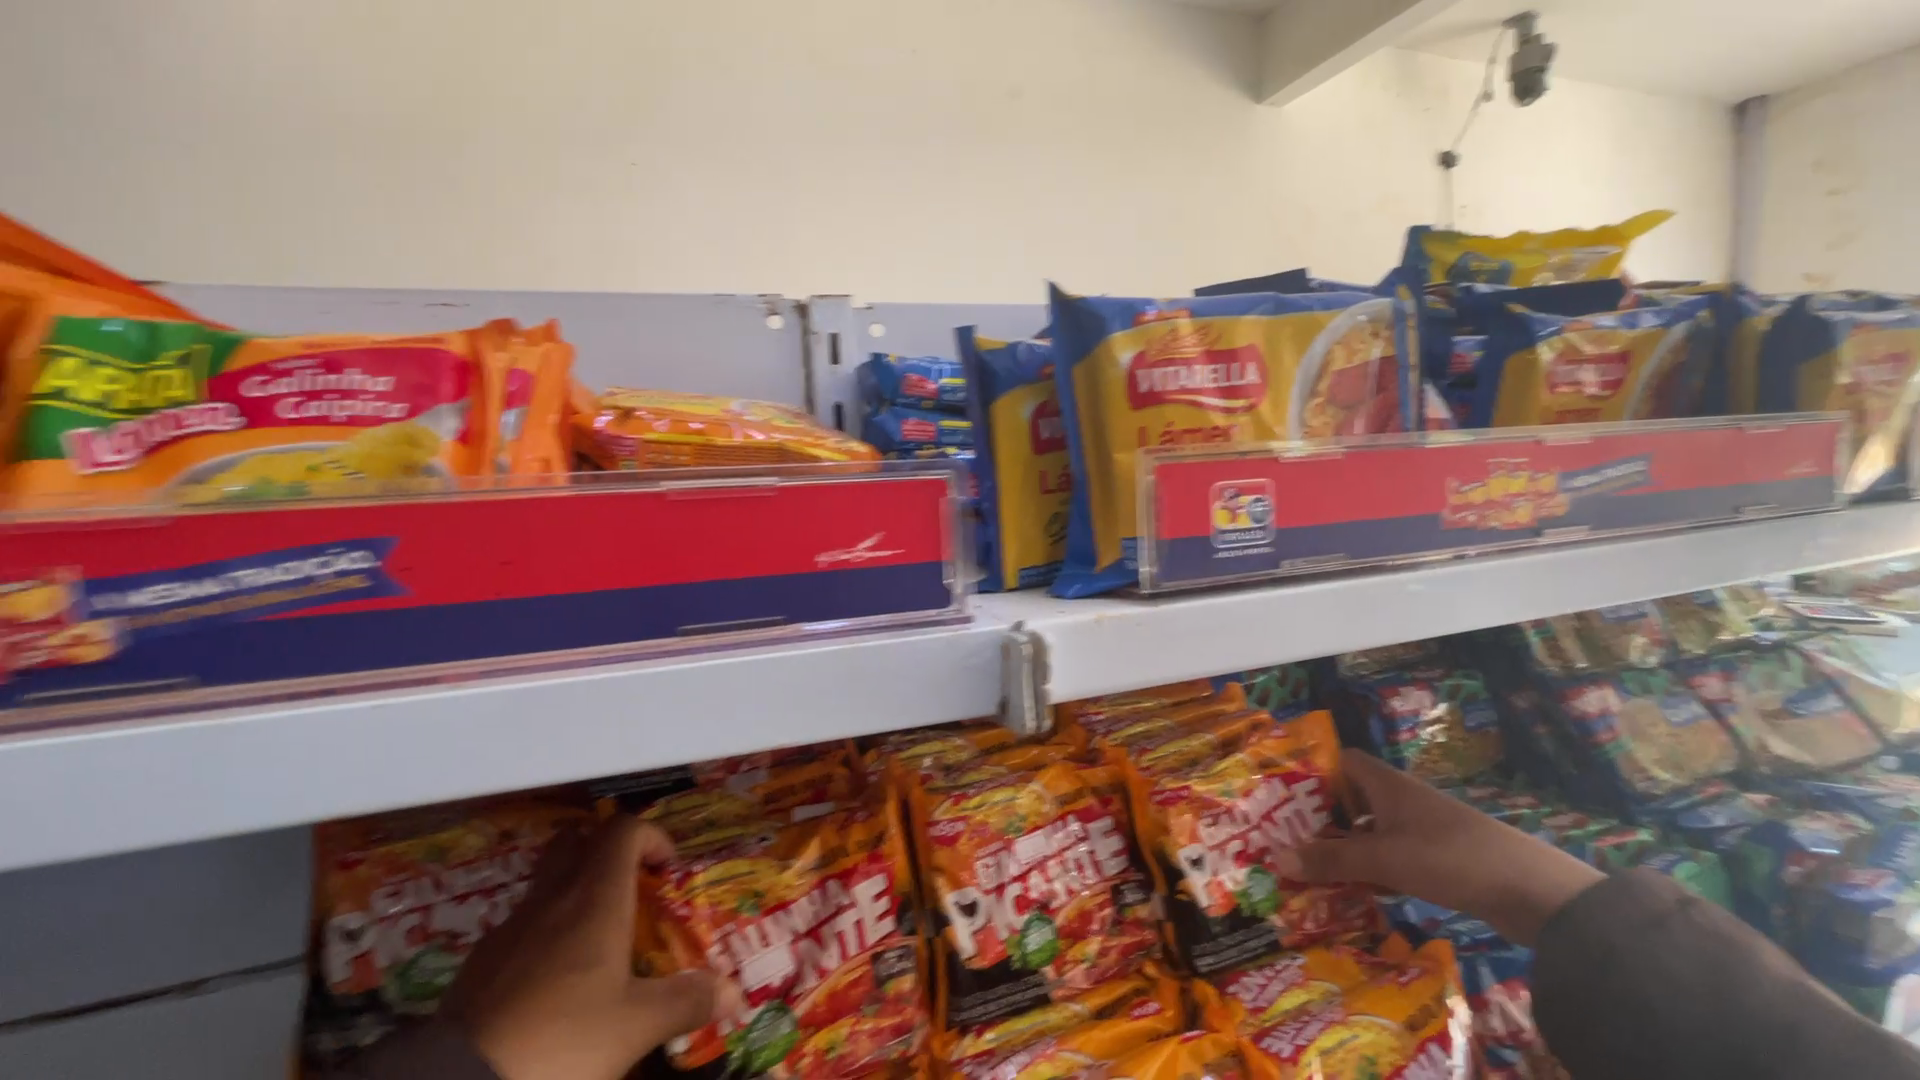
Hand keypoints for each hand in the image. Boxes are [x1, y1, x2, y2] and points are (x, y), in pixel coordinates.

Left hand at [441, 817, 743, 1079]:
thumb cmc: (564, 1038)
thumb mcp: (637, 1026)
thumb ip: (687, 1002)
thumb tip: (733, 993)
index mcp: (595, 898)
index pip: (624, 830)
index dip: (651, 837)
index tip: (668, 871)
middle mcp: (552, 899)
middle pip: (576, 841)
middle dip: (606, 852)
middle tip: (631, 889)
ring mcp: (510, 928)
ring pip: (546, 883)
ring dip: (574, 893)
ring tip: (598, 943)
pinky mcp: (480, 963)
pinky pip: (521, 927)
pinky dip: (545, 935)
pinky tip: (555, 985)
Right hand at [1272, 750, 1604, 945]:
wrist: (1534, 893)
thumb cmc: (1450, 857)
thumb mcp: (1383, 858)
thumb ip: (1330, 859)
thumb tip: (1275, 858)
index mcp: (1387, 785)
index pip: (1341, 761)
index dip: (1314, 773)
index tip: (1284, 796)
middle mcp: (1402, 801)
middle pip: (1351, 799)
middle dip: (1320, 818)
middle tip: (1284, 839)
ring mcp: (1422, 831)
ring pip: (1371, 833)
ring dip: (1345, 849)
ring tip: (1309, 869)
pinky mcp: (1439, 861)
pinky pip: (1391, 859)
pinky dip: (1371, 872)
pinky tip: (1353, 893)